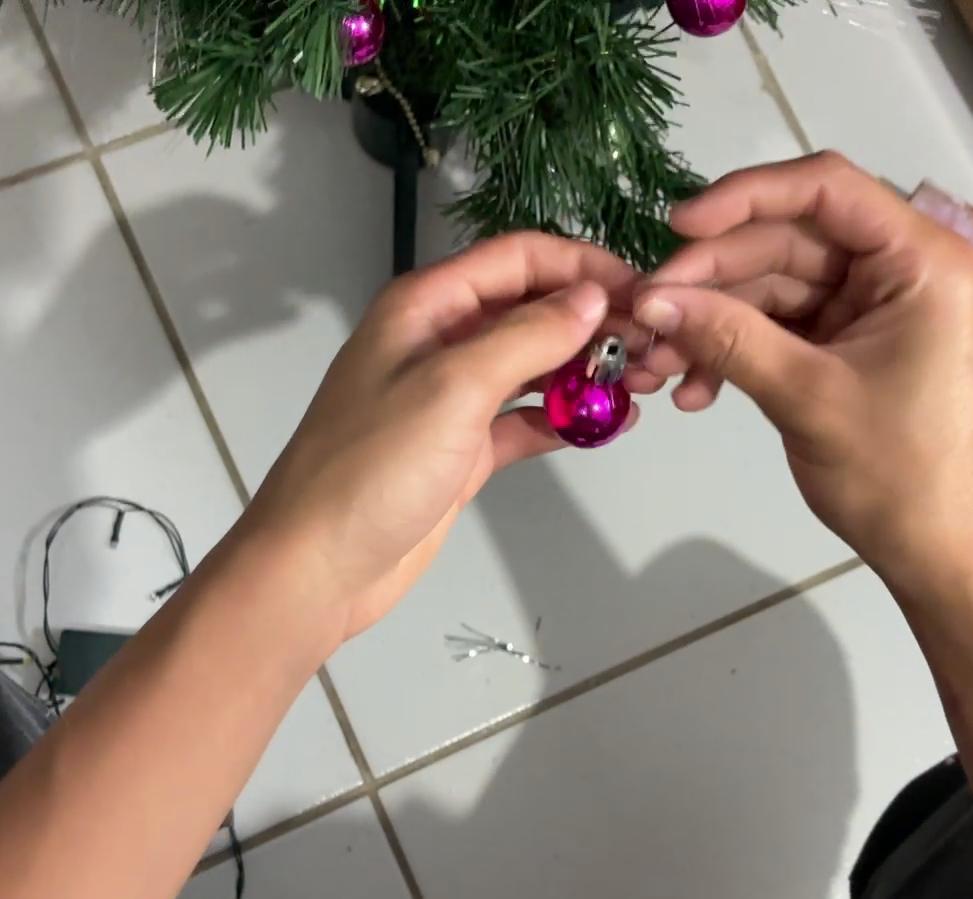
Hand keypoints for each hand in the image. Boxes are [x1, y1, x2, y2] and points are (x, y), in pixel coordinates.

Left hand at [240, 232, 638, 641]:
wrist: (323, 564)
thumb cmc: (375, 465)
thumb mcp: (453, 386)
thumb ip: (525, 337)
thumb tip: (589, 297)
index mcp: (427, 307)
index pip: (517, 260)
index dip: (580, 267)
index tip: (639, 291)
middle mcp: (441, 343)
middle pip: (530, 312)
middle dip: (590, 322)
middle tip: (649, 348)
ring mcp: (454, 401)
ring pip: (532, 368)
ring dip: (584, 372)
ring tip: (640, 384)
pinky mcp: (465, 451)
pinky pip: (525, 421)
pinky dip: (564, 420)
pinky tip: (609, 426)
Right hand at [631, 152, 972, 591]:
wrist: (935, 551)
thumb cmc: (896, 471)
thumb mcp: (807, 396)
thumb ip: (729, 338)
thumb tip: (651, 300)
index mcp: (918, 260)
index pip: (826, 190)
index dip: (745, 197)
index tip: (675, 228)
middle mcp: (894, 272)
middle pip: (786, 246)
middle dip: (710, 282)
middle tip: (645, 315)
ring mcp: (865, 313)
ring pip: (770, 294)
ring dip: (710, 328)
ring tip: (656, 368)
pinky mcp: (842, 350)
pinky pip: (776, 334)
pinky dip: (733, 357)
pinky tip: (694, 395)